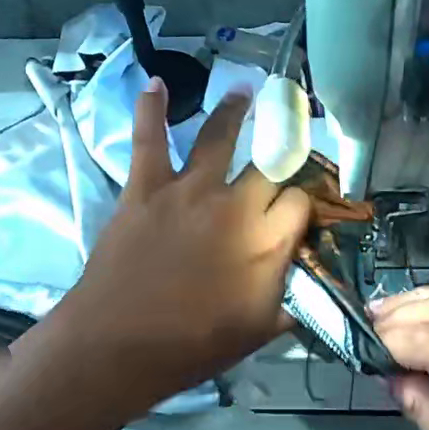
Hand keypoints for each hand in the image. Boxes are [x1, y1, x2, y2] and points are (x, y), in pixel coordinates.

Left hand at [48, 78, 311, 402]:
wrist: (116, 347)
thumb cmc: (192, 346)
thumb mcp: (260, 331)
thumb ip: (293, 299)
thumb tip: (313, 279)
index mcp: (267, 241)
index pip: (301, 202)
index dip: (305, 204)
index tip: (300, 211)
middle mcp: (236, 205)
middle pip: (271, 166)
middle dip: (284, 153)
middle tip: (288, 142)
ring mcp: (189, 190)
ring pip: (220, 137)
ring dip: (236, 111)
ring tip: (246, 91)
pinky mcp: (146, 188)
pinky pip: (150, 140)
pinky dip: (151, 110)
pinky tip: (156, 82)